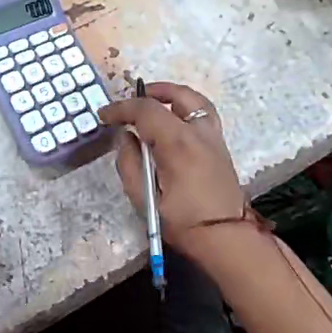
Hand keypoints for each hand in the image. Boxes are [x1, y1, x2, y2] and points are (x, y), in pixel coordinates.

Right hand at [99, 82, 249, 262]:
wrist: (227, 239)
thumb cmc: (183, 222)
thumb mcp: (145, 198)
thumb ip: (129, 162)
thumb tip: (125, 137)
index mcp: (178, 142)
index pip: (146, 110)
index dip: (121, 108)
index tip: (105, 116)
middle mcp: (198, 132)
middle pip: (175, 95)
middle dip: (149, 93)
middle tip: (131, 101)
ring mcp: (213, 136)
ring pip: (194, 99)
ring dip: (172, 95)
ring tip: (153, 103)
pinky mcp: (220, 146)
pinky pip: (204, 113)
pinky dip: (186, 107)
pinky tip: (173, 120)